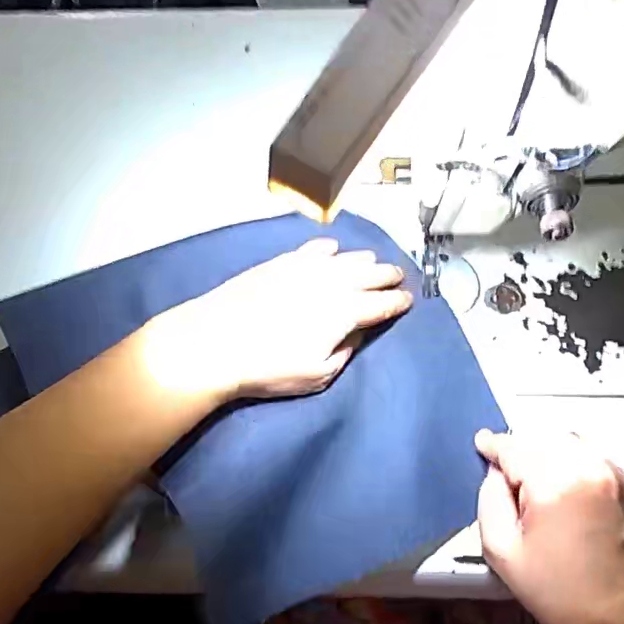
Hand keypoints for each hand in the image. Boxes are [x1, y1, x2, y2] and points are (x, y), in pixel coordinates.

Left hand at [138, 238, 412, 402]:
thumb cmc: (268, 367)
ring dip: (363, 261)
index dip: (399, 302)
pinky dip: (328, 249)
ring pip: (344, 258)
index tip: (408, 301)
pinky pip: (312, 249)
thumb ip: (344, 351)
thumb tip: (355, 334)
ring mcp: (304, 268)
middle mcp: (331, 283)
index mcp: (345, 312)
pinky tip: (332, 250)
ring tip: (373, 264)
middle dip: (388, 276)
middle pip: (370, 274)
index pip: (382, 304)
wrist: (216, 341)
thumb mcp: (317, 374)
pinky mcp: (280, 263)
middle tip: (398, 277)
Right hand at [474, 429, 623, 623]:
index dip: (493, 445)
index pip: (514, 446)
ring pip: (567, 441)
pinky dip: (569, 460)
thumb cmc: (559, 594)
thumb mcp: (502, 551)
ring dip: (544, 451)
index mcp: (554, 484)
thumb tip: (496, 474)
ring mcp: (613, 474)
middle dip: (519, 449)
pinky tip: (560, 485)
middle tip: (504, 473)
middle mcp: (588, 468)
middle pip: (540, 438)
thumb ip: (490, 500)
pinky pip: (589, 455)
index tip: (481, 444)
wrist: (623, 620)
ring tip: (532, 479)